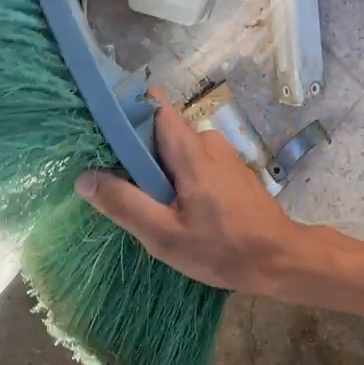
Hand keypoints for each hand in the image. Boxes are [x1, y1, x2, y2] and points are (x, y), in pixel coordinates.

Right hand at [77, 90, 313, 293]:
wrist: (277, 257)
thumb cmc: (221, 247)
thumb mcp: (165, 235)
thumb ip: (125, 204)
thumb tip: (85, 177)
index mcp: (191, 149)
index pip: (157, 106)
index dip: (128, 109)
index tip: (101, 125)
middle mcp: (208, 140)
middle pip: (162, 131)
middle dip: (136, 152)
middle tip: (113, 181)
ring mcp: (222, 154)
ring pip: (178, 150)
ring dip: (158, 170)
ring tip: (141, 203)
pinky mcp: (230, 169)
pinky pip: (194, 161)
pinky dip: (178, 177)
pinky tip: (172, 208)